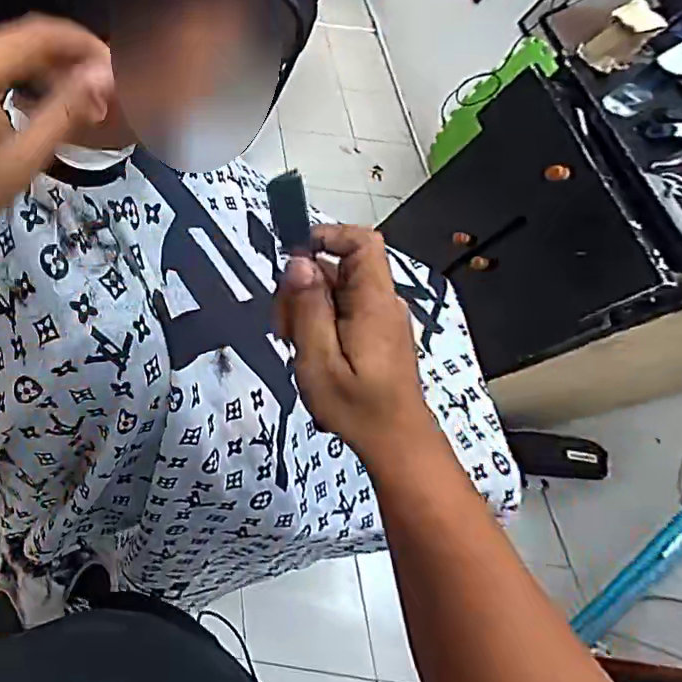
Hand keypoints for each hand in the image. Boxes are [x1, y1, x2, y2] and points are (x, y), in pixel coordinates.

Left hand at [0, 16, 111, 249]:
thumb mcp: (21, 160)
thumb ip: (66, 112)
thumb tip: (103, 76)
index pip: (37, 35)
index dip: (81, 44)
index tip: (109, 64)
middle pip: (15, 41)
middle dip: (60, 61)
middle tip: (93, 92)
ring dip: (33, 69)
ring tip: (65, 100)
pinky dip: (3, 77)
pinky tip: (23, 101)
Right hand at [275, 225, 434, 454]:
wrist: (396, 445)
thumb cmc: (357, 407)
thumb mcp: (319, 360)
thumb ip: (308, 308)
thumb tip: (298, 261)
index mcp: (373, 302)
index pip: (362, 242)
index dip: (328, 236)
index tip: (293, 260)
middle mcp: (380, 302)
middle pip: (338, 267)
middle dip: (302, 285)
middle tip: (285, 325)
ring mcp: (378, 318)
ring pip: (334, 289)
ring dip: (305, 307)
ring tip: (295, 344)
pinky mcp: (373, 333)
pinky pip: (341, 309)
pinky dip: (317, 321)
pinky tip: (308, 350)